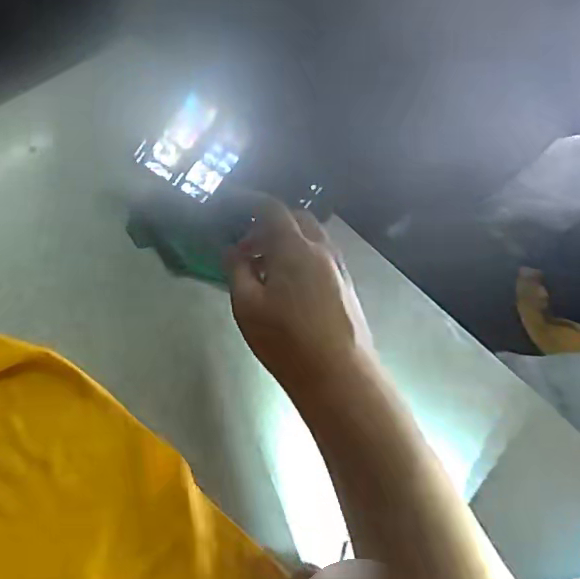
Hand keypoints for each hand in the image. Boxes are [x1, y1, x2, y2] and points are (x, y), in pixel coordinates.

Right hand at [225, 197, 375, 389]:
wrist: (339, 375)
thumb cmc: (286, 340)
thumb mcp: (247, 306)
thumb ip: (237, 271)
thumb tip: (232, 250)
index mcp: (295, 248)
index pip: (273, 209)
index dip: (250, 202)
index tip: (232, 205)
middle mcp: (322, 250)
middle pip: (297, 220)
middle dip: (270, 225)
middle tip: (247, 248)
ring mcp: (339, 269)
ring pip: (312, 239)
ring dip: (288, 243)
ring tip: (265, 272)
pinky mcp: (347, 288)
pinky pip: (322, 258)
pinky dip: (302, 258)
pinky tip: (288, 288)